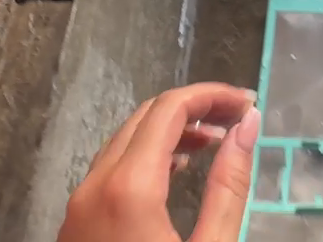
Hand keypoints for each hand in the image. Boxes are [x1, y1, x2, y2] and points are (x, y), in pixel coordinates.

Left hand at [58, 82, 261, 241]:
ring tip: (213, 142)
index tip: (248, 104)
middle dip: (194, 107)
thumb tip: (248, 123)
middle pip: (147, 116)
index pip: (171, 107)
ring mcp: (77, 207)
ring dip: (170, 130)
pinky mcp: (74, 228)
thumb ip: (230, 185)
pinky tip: (175, 171)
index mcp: (128, 186)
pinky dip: (146, 156)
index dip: (213, 95)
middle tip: (236, 118)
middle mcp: (94, 185)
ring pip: (125, 140)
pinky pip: (110, 169)